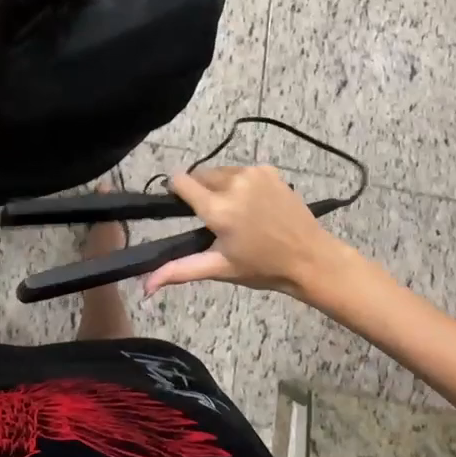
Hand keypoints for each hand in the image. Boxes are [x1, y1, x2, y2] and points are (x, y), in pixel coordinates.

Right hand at [143, 166, 370, 300]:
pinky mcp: (268, 170)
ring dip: (221, 186)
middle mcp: (232, 184)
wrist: (311, 259)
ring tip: (237, 212)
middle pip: (200, 175)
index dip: (177, 192)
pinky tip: (255, 204)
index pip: (180, 181)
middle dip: (201, 192)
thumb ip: (179, 270)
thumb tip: (144, 286)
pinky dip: (242, 183)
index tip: (183, 207)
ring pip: (220, 172)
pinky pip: (242, 171)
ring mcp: (252, 174)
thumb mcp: (219, 269)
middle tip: (215, 218)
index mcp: (217, 209)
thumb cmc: (262, 268)